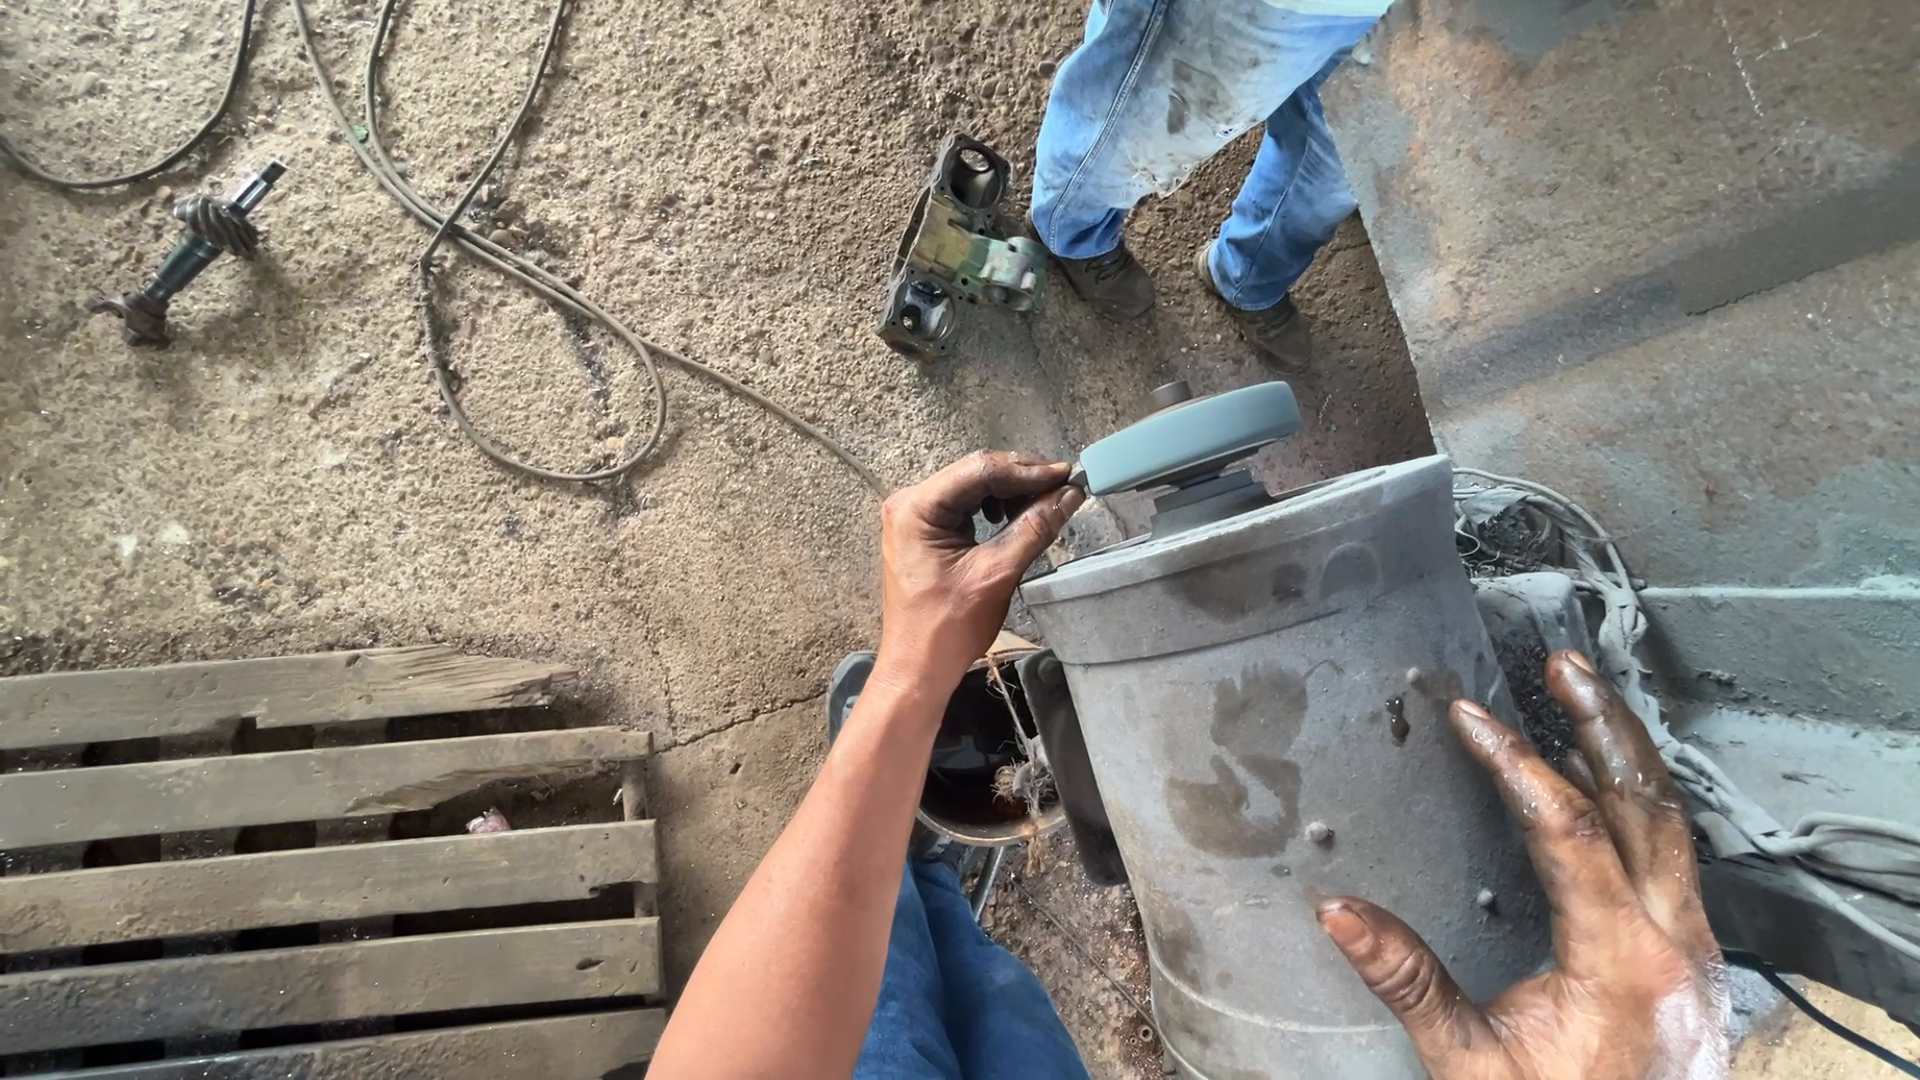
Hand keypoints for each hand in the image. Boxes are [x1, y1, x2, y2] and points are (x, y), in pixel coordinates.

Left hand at [871, 451, 1083, 697]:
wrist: (917, 667)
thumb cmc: (948, 628)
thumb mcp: (996, 574)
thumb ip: (1034, 528)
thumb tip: (1070, 494)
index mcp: (917, 507)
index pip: (980, 470)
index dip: (1028, 471)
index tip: (1068, 475)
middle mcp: (909, 501)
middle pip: (975, 472)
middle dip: (1021, 478)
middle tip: (1063, 488)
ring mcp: (914, 514)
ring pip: (972, 485)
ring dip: (1010, 492)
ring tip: (1042, 506)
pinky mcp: (924, 529)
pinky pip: (964, 504)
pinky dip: (994, 506)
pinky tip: (1013, 519)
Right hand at [1318, 650, 1729, 1079]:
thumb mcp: (1475, 1068)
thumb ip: (1409, 984)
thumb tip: (1336, 909)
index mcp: (1625, 965)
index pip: (1567, 831)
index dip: (1514, 763)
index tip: (1467, 718)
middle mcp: (1677, 946)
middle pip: (1648, 807)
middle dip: (1603, 724)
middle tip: (1563, 665)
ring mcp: (1693, 949)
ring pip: (1669, 824)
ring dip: (1622, 751)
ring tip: (1581, 696)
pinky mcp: (1686, 955)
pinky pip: (1666, 850)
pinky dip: (1629, 794)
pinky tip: (1597, 777)